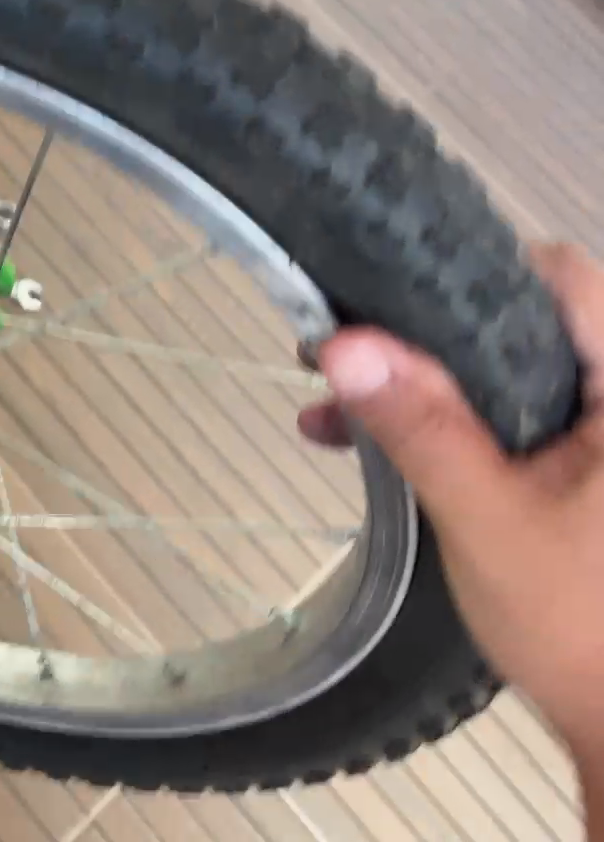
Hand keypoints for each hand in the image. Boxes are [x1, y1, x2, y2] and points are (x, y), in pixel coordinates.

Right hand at [299, 243, 603, 759]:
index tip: (366, 306)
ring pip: (504, 371)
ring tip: (327, 417)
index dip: (460, 279)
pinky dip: (438, 422)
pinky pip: (506, 415)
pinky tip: (370, 446)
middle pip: (520, 324)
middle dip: (413, 343)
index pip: (563, 281)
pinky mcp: (586, 469)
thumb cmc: (590, 623)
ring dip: (411, 387)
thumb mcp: (488, 515)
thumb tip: (341, 341)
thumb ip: (420, 423)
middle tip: (326, 365)